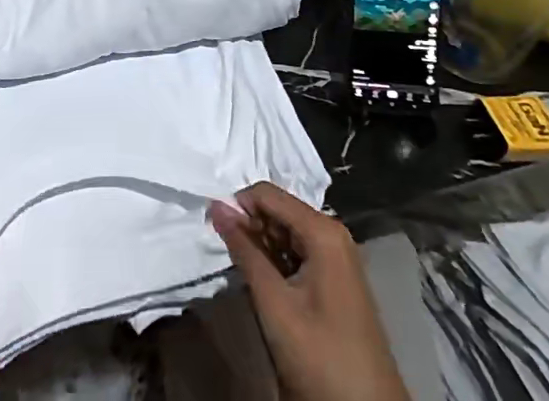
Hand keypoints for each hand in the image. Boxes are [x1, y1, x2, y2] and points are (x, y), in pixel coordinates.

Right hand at [209, 183, 407, 400]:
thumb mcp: (274, 303)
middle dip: (249, 224)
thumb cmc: (319, 353)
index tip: (212, 227)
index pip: (270, 194)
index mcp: (323, 230)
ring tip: (240, 268)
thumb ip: (244, 251)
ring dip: (260, 244)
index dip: (238, 204)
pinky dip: (276, 259)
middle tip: (226, 254)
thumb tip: (217, 207)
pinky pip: (297, 252)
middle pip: (280, 210)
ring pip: (287, 232)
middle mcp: (332, 233)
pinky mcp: (333, 277)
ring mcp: (336, 255)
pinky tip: (261, 279)